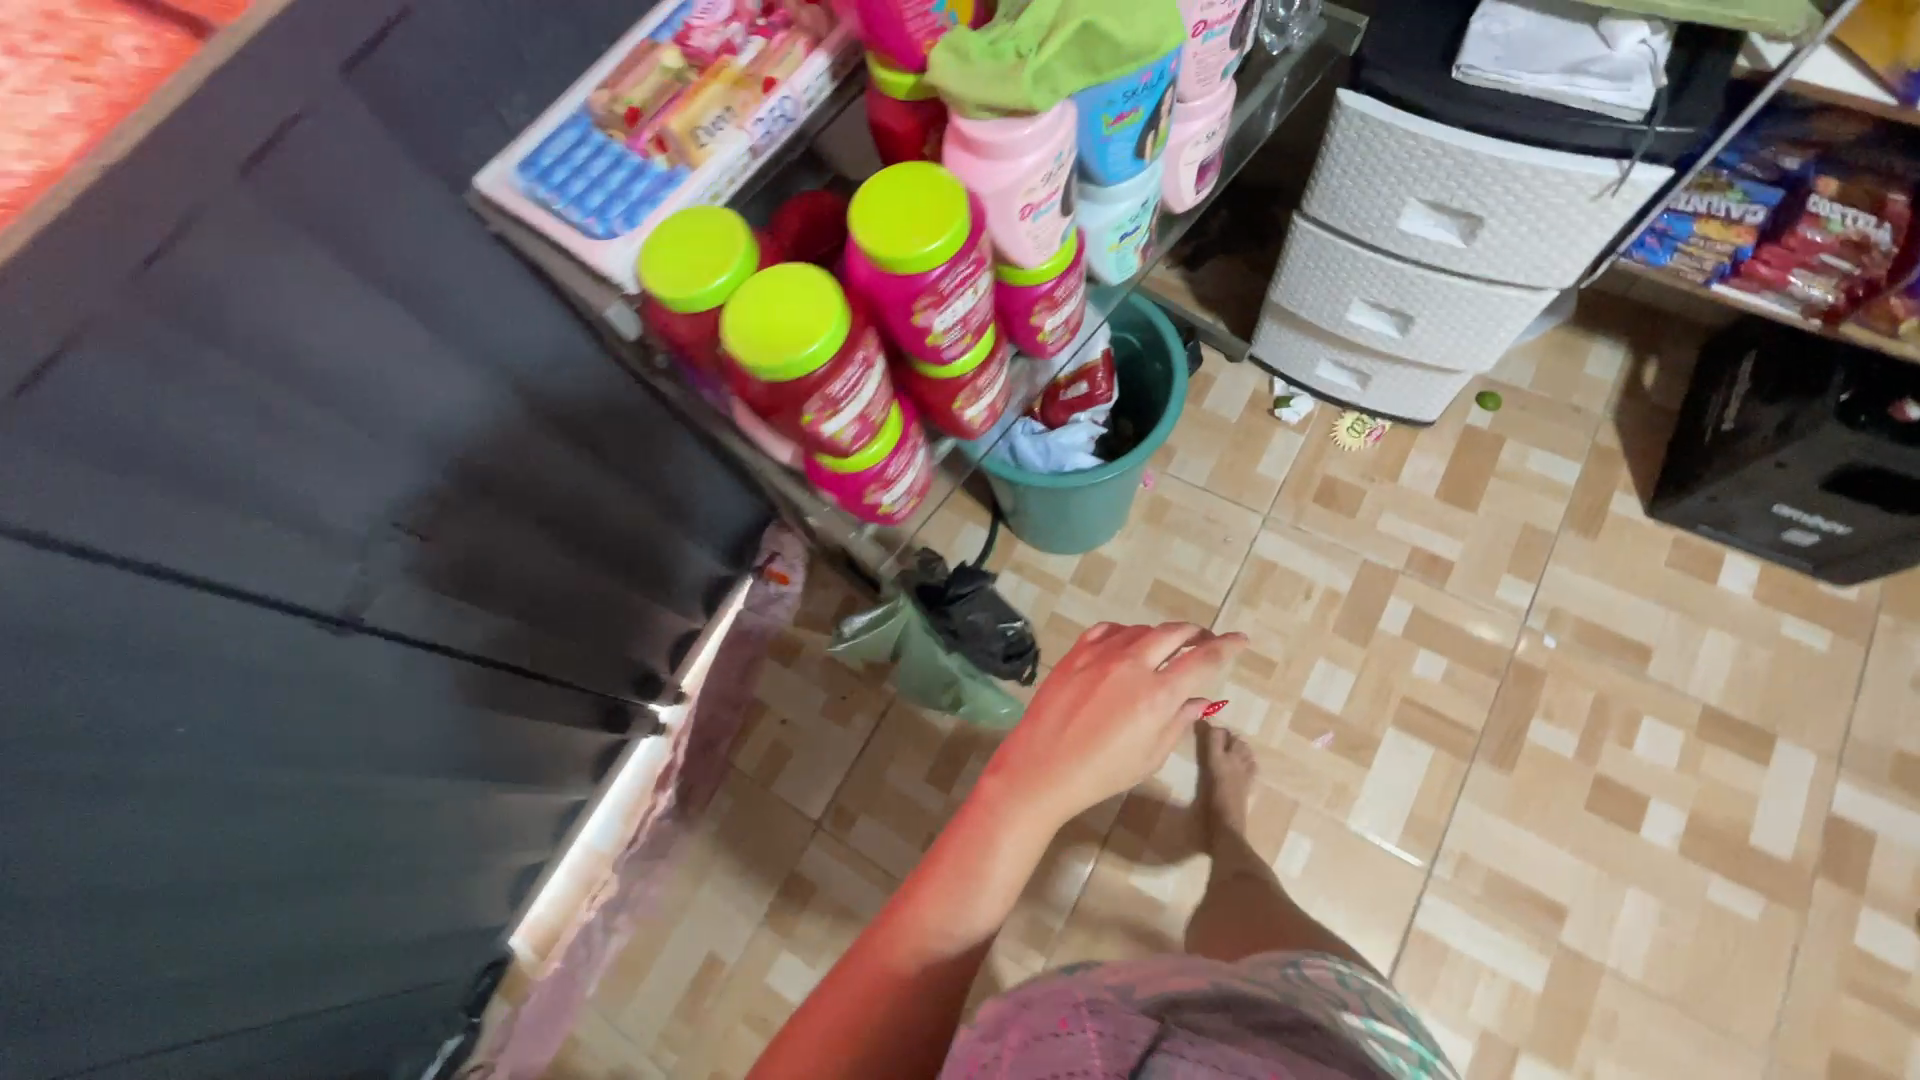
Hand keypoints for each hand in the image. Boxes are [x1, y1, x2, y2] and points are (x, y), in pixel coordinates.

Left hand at [976, 622, 1247, 830]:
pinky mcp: (1075, 654)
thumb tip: (1199, 700)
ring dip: (1161, 635)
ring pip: (1142, 630)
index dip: (1228, 647)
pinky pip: (1108, 630)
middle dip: (1197, 634)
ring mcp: (1100, 655)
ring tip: (1167, 649)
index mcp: (1157, 695)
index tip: (1242, 640)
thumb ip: (1178, 722)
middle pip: (1175, 633)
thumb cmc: (1101, 774)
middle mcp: (1132, 666)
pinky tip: (1127, 645)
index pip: (1204, 660)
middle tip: (1206, 642)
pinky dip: (1126, 633)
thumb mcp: (1150, 756)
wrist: (1041, 769)